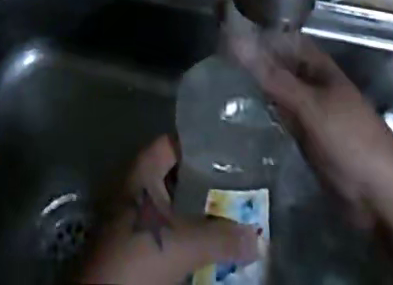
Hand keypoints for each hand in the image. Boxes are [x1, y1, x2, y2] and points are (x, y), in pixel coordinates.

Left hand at [76, 135, 261, 284]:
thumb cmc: (138, 251)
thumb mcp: (183, 243)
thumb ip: (221, 237)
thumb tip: (257, 237)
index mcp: (142, 171)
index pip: (172, 142)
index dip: (198, 143)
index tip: (231, 150)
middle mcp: (137, 186)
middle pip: (176, 176)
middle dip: (206, 183)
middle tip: (242, 187)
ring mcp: (136, 216)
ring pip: (174, 207)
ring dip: (200, 213)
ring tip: (236, 216)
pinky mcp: (138, 243)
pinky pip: (170, 232)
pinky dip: (190, 236)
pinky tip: (214, 245)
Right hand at [234, 35, 392, 284]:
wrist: (384, 200)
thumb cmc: (350, 142)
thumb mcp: (307, 105)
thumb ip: (269, 74)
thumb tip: (231, 34)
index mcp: (316, 63)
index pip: (278, 33)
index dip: (252, 22)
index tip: (219, 14)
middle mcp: (310, 79)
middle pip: (273, 57)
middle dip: (246, 49)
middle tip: (208, 42)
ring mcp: (307, 107)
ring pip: (271, 83)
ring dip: (248, 76)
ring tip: (211, 67)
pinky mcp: (302, 132)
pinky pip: (274, 109)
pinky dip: (256, 102)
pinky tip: (233, 102)